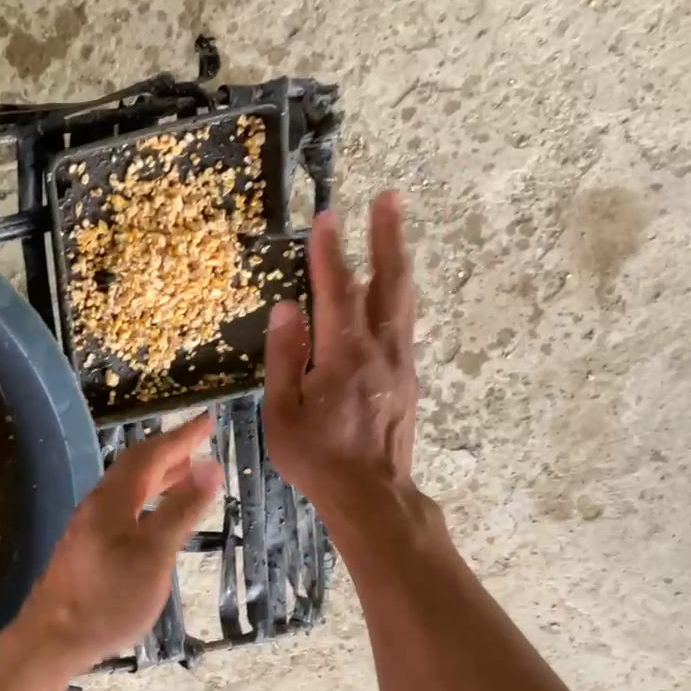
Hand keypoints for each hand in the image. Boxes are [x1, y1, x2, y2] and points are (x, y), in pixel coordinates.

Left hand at [17, 415, 221, 671]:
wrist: (52, 637)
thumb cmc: (107, 599)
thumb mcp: (154, 554)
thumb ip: (181, 510)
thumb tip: (210, 466)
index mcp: (111, 501)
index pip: (149, 456)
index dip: (180, 438)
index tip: (207, 420)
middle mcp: (96, 507)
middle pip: (134, 468)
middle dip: (168, 452)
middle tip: (201, 440)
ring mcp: (87, 528)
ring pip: (126, 490)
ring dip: (157, 476)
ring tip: (187, 471)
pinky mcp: (85, 549)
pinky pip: (121, 509)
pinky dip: (145, 500)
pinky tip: (154, 515)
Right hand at [263, 191, 421, 540]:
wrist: (370, 493)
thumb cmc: (315, 456)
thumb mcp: (282, 412)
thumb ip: (284, 358)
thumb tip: (286, 308)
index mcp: (342, 355)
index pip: (335, 292)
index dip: (330, 253)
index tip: (328, 216)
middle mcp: (380, 349)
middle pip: (388, 282)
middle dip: (387, 237)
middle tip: (389, 197)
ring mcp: (400, 362)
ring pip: (402, 300)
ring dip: (397, 260)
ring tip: (394, 229)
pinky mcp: (408, 377)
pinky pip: (403, 323)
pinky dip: (397, 295)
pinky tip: (388, 293)